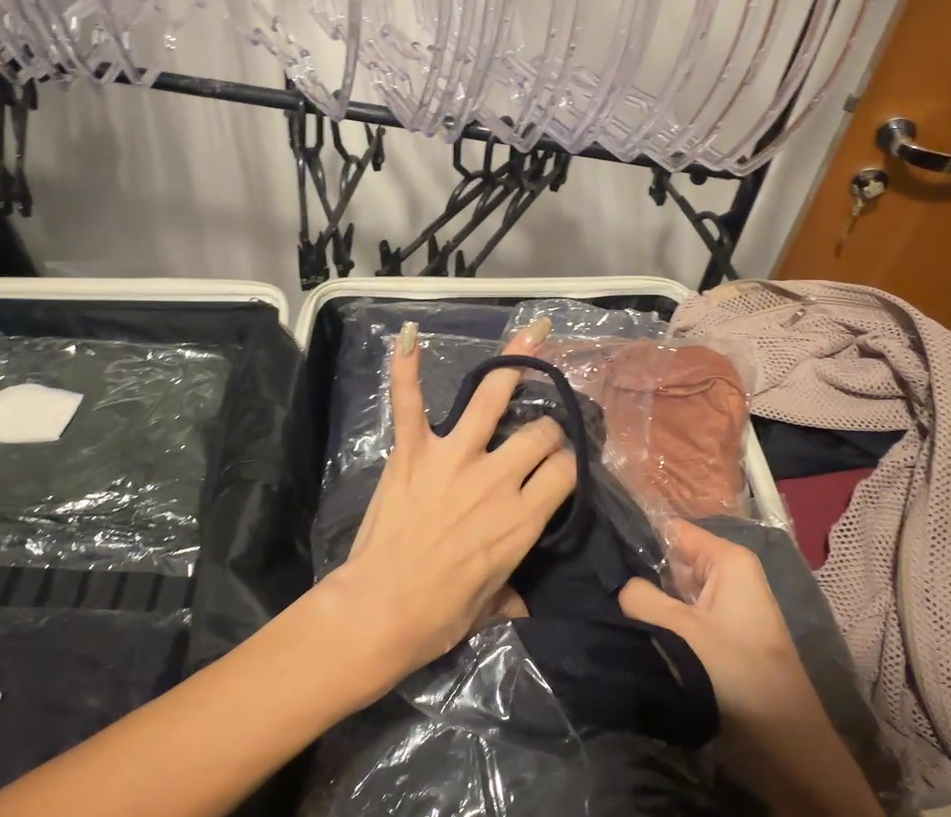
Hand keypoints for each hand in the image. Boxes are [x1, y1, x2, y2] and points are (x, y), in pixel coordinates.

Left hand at [316, 318, 577, 688]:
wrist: (382, 610)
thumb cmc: (441, 616)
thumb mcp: (491, 609)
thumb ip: (512, 595)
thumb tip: (523, 604)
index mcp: (523, 518)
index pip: (565, 469)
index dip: (568, 464)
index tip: (562, 467)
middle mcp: (497, 478)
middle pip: (540, 431)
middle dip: (547, 426)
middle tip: (539, 430)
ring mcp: (453, 458)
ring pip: (493, 398)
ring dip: (513, 366)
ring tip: (530, 339)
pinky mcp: (411, 452)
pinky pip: (410, 402)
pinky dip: (406, 368)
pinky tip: (409, 335)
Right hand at [622, 519, 882, 816]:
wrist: (783, 741)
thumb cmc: (737, 672)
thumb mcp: (681, 632)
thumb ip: (642, 599)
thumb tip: (621, 586)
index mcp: (728, 560)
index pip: (672, 530)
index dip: (637, 536)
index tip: (601, 549)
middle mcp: (729, 574)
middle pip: (673, 559)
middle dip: (641, 572)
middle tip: (600, 583)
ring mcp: (726, 606)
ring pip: (675, 590)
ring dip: (650, 601)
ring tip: (610, 605)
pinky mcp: (721, 634)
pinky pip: (684, 615)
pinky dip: (663, 621)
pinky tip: (633, 627)